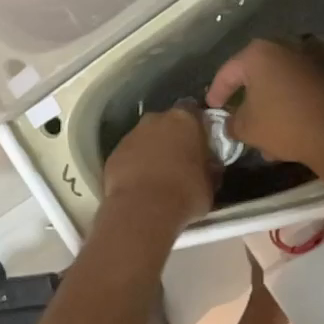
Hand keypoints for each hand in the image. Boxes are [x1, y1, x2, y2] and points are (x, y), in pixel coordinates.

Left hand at [102, 107, 219, 224]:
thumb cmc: (185, 194)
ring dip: (151, 152)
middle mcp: (155, 120)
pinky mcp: (113, 154)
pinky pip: (129, 156)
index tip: (200, 145)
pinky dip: (134, 166)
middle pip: (167, 124)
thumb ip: (209, 168)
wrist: (143, 210)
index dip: (197, 129)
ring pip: (145, 139)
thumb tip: (209, 167)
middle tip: (180, 161)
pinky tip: (140, 185)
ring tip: (158, 177)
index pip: (194, 113)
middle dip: (172, 139)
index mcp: (185, 120)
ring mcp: (131, 135)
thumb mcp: (210, 184)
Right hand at [205, 39, 323, 170]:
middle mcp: (286, 47)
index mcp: (260, 54)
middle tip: (240, 121)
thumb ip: (232, 122)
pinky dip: (294, 105)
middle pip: (258, 76)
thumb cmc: (285, 124)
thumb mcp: (247, 129)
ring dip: (272, 107)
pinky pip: (303, 89)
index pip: (228, 72)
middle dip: (249, 100)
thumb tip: (231, 122)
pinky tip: (292, 129)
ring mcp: (313, 58)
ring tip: (267, 136)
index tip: (213, 108)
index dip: (216, 92)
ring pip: (282, 85)